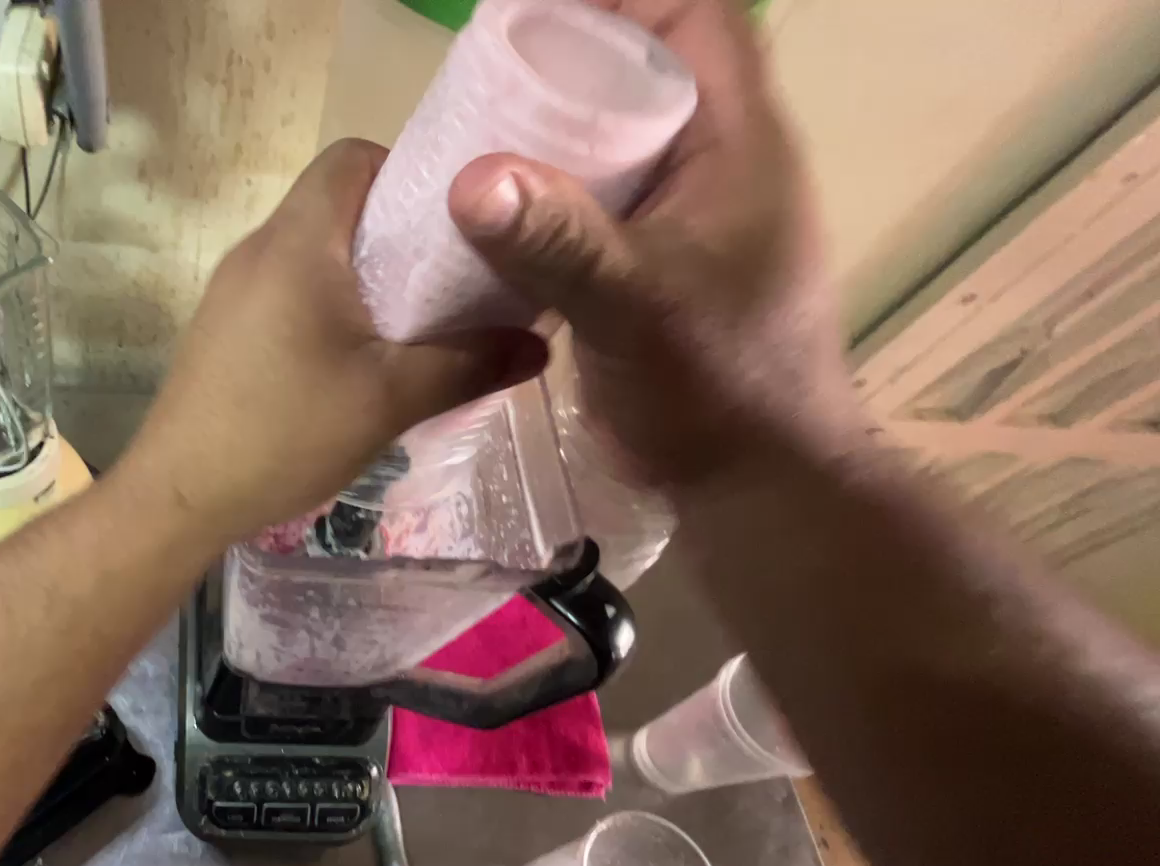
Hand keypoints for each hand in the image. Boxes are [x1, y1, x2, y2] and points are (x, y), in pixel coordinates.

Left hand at [115, 140, 545, 544]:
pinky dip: (322, 309)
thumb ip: (467, 365)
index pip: (352, 156)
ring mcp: (228, 294)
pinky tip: (348, 362)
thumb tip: (538, 346)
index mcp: (296, 242)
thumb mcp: (388, 400)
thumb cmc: (284, 434)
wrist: (180, 496)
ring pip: (307, 255)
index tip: (452, 221)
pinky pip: (281, 295)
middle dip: (395, 232)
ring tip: (406, 325)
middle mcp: (255, 251)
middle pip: (333, 206)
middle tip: (446, 280)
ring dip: (358, 278)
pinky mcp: (218, 332)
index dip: (409, 171)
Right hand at [446, 0, 868, 490]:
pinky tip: (483, 232)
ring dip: (542, 148)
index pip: (695, 22)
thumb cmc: (714, 384)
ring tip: (466, 150)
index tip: (533, 16)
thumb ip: (561, 242)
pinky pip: (583, 217)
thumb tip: (469, 179)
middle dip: (561, 72)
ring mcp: (670, 227)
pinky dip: (537, 213)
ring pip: (604, 155)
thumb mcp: (637, 305)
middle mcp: (705, 171)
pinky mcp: (637, 276)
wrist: (742, 477)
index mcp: (733, 145)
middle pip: (637, 83)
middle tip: (478, 86)